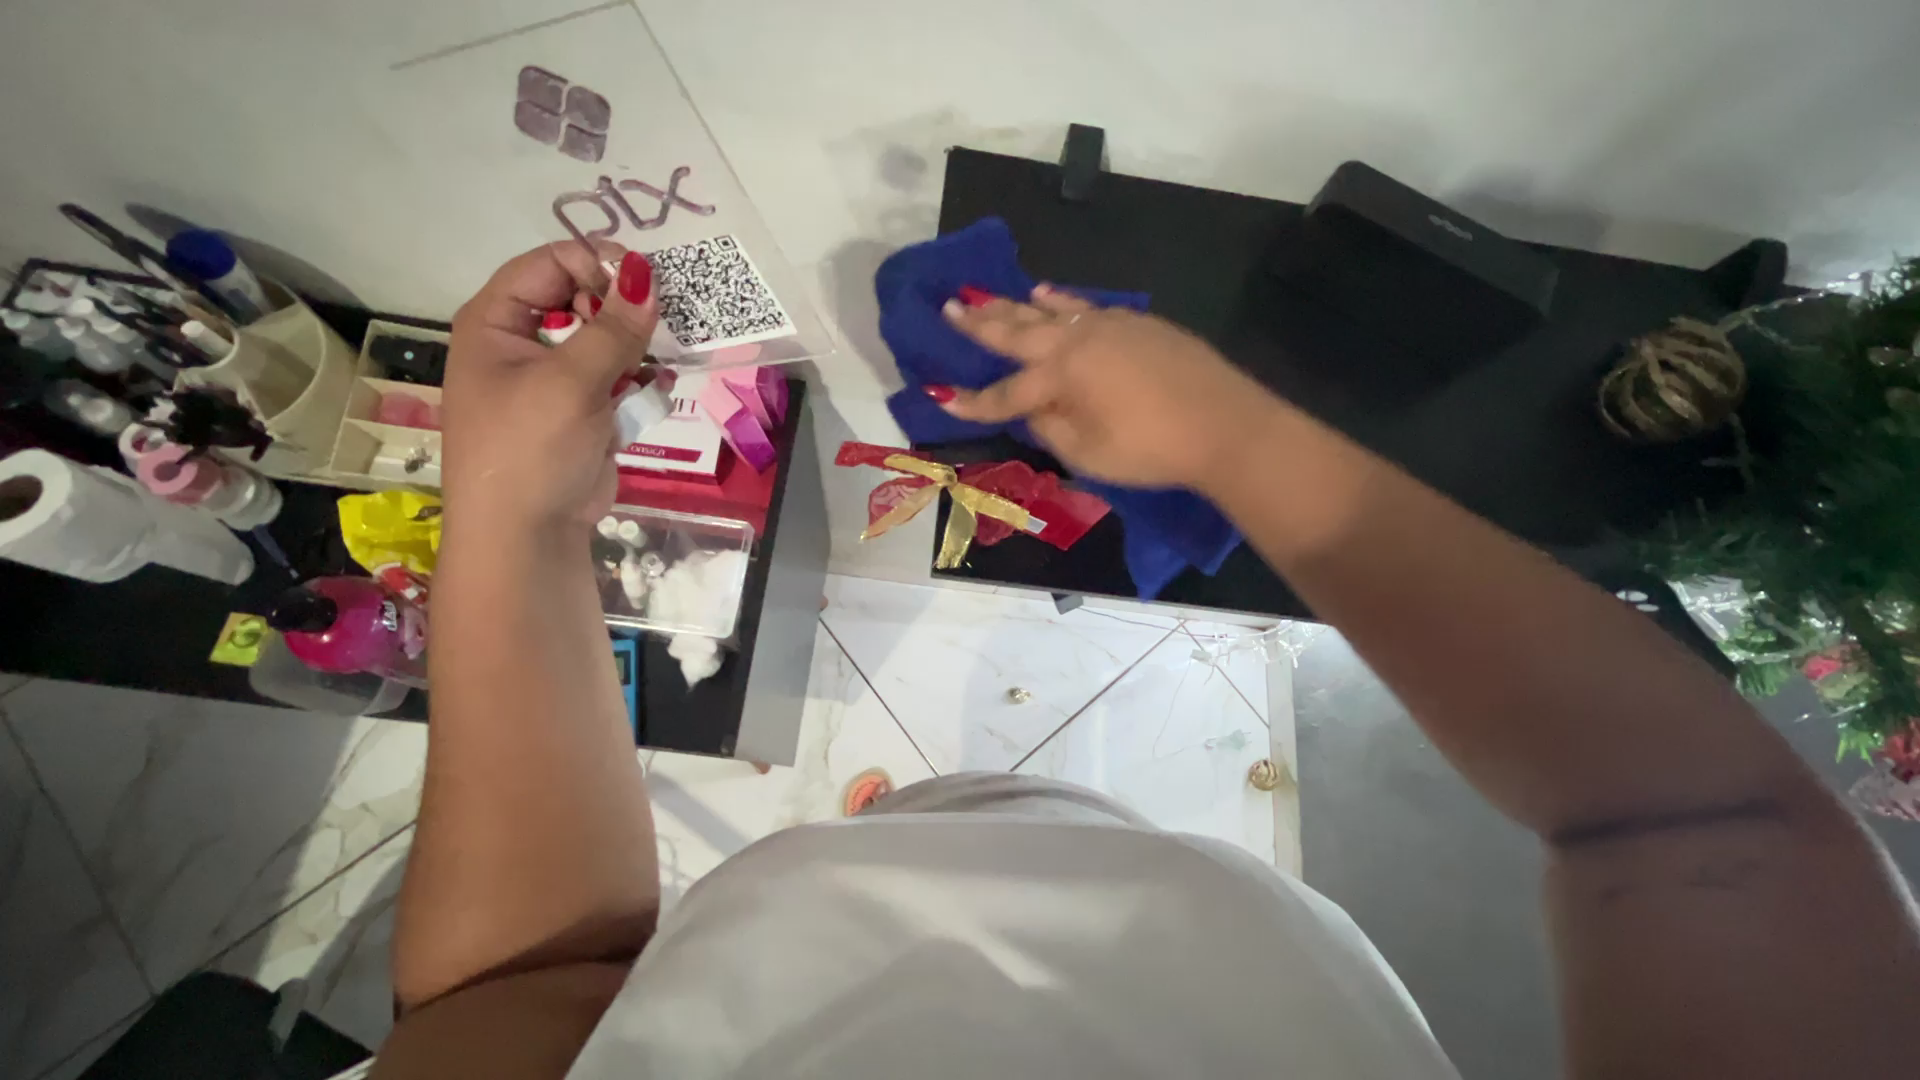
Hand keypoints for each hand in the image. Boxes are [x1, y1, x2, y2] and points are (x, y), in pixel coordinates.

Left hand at [442, 242, 660, 531]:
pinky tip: (655, 387)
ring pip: (606, 341)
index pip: (548, 264)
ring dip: (636, 348)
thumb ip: (614, 328)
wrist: (528, 534)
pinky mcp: (584, 412)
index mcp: (496, 323)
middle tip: (657, 323)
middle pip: (581, 299)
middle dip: (621, 309)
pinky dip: (638, 381)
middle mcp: (522, 343)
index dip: (595, 264)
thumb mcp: (571, 381)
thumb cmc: (531, 448)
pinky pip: (618, 380)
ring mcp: (555, 380)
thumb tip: (648, 276)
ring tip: (658, 359)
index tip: (645, 282)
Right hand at [935, 285, 1291, 491]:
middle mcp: (1079, 339)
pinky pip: (1086, 306)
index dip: (972, 400)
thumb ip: (1051, 428)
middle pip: (1020, 330)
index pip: (1006, 392)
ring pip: (1052, 309)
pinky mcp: (1139, 323)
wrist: (1226, 425)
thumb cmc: (1151, 450)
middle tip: (950, 307)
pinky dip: (1062, 301)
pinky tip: (1052, 294)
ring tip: (988, 295)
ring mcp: (1110, 324)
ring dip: (1016, 305)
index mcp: (1062, 374)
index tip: (938, 396)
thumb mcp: (1089, 454)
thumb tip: (1034, 409)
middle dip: (981, 323)